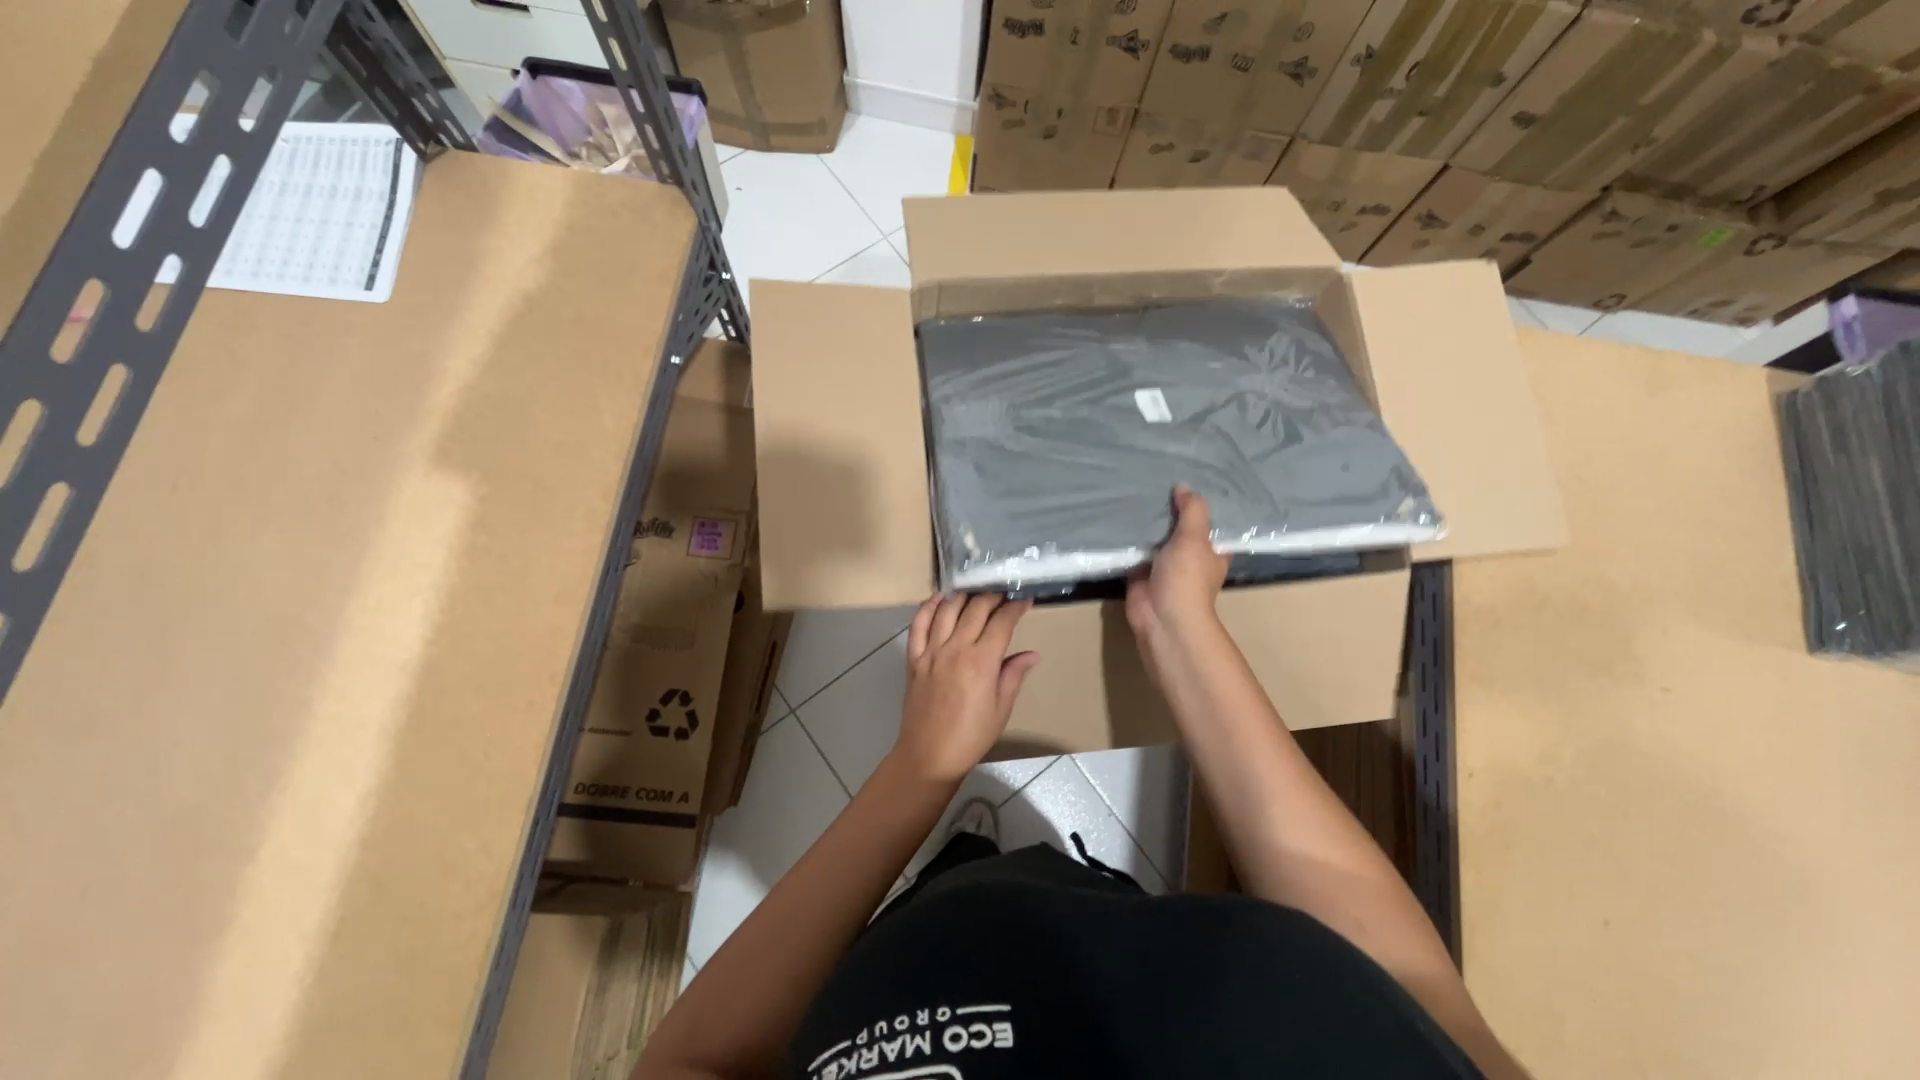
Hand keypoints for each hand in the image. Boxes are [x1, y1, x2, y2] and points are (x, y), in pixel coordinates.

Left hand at [893, 592, 1038, 783]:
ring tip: (976, 591)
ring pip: (947, 610)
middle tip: (1004, 594)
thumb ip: (1013, 675)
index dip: (1015, 607)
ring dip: (964, 595)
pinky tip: (939, 598)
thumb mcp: (1001, 709)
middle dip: (992, 596)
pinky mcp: (914, 658)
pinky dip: (928, 607)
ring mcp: (931, 652)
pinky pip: (918, 625)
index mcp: (982, 662)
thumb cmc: (971, 736)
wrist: (929, 755)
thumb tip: (1031, 654)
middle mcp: (956, 649)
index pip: (1002, 622)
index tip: (1025, 599)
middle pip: (975, 609)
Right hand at [1126, 485, 1230, 646]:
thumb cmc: (1187, 577)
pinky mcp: (1142, 569)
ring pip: (1156, 534)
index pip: (1210, 519)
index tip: (1189, 475)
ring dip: (1147, 520)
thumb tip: (1183, 486)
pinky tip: (1120, 511)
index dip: (1201, 500)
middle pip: (1180, 524)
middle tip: (1156, 476)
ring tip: (1136, 487)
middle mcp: (1190, 554)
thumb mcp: (1194, 538)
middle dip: (1170, 506)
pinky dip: (1129, 535)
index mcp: (1212, 548)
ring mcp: (1165, 562)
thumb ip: (1192, 510)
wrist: (1161, 616)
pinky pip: (1136, 547)